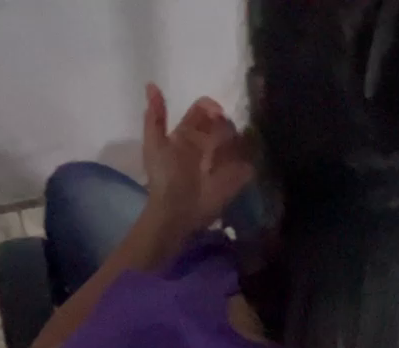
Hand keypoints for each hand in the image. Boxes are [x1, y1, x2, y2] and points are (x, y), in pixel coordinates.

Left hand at [139, 84, 253, 236]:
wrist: (174, 211)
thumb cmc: (163, 178)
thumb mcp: (154, 144)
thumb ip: (155, 117)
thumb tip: (151, 84)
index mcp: (189, 132)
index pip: (204, 110)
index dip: (211, 107)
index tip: (215, 113)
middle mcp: (207, 143)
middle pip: (224, 122)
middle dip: (224, 126)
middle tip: (220, 138)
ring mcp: (222, 161)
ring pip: (238, 140)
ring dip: (235, 143)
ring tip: (227, 155)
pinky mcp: (234, 179)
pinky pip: (248, 164)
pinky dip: (246, 162)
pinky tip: (238, 164)